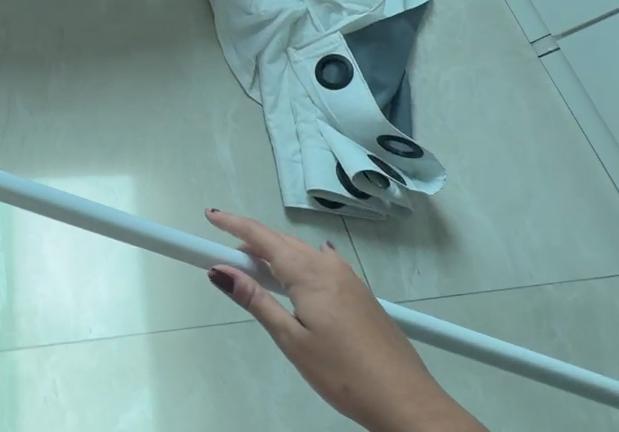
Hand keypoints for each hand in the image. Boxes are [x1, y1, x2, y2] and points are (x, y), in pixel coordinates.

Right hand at [205, 209, 484, 431]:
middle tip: (224, 253)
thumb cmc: (343, 374)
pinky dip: (299, 263)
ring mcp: (349, 280)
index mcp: (309, 273)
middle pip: (281, 241)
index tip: (209, 215)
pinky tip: (297, 274)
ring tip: (253, 269)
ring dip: (275, 254)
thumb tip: (218, 269)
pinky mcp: (361, 295)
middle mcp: (329, 267)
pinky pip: (321, 264)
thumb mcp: (291, 340)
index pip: (262, 236)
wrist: (409, 404)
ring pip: (302, 253)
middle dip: (250, 240)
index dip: (232, 223)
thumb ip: (254, 299)